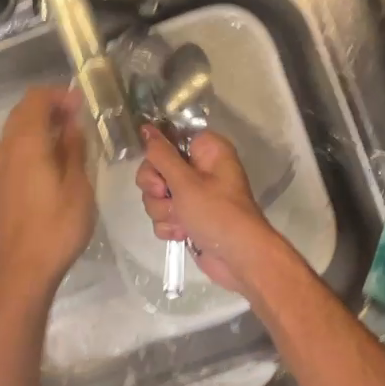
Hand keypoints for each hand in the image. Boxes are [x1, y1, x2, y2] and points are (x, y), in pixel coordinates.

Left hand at [0, 86, 94, 301]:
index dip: (58, 95)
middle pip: (22, 112)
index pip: (36, 99)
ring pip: (16, 131)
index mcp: (27, 144)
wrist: (24, 267)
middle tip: (76, 117)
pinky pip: (14, 150)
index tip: (81, 103)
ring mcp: (0, 168)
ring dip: (39, 125)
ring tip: (68, 137)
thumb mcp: (78, 186)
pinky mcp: (0, 185)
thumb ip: (74, 149)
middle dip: (49, 107)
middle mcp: (7, 150)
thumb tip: (71, 124)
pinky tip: (52, 161)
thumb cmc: (58, 227)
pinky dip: (32, 144)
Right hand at [135, 124, 278, 292]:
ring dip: (164, 211)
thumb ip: (161, 154)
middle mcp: (200, 169)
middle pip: (157, 170)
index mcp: (207, 151)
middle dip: (157, 190)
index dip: (158, 157)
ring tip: (181, 221)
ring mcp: (193, 195)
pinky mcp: (188, 218)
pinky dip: (170, 226)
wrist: (238, 258)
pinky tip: (183, 234)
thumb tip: (146, 127)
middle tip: (167, 197)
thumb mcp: (185, 181)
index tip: (159, 172)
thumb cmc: (216, 213)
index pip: (168, 140)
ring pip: (158, 196)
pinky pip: (165, 215)